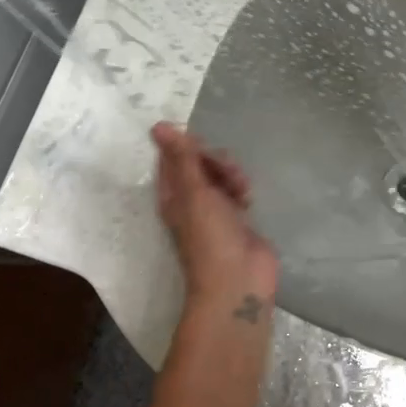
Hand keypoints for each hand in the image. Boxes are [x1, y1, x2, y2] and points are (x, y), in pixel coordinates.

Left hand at [152, 122, 278, 311]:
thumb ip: (181, 157)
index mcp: (172, 194)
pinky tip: (248, 200)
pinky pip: (235, 190)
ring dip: (231, 174)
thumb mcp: (194, 192)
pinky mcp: (236, 218)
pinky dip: (241, 189)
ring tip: (241, 190)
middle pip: (199, 163)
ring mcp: (214, 209)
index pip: (172, 157)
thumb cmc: (210, 237)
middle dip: (215, 160)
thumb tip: (157, 124)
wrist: (238, 282)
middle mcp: (189, 200)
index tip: (202, 147)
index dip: (187, 145)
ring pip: (220, 174)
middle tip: (226, 171)